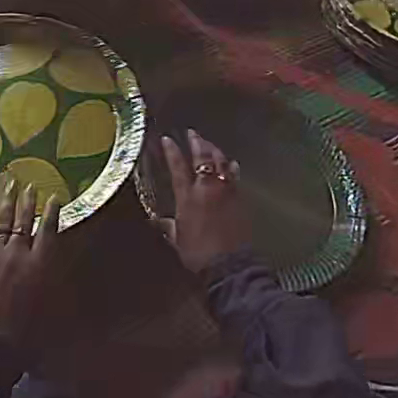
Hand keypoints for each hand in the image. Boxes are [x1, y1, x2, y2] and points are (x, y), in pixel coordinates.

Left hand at [0, 180, 61, 346]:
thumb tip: (66, 268)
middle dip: (29, 202)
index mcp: (41, 263)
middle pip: (26, 221)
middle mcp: (19, 252)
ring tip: (10, 185)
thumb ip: (59, 283)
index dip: (53, 212)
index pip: (49, 229)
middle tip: (31, 185)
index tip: (54, 197)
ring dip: (7, 203)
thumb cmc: (26, 336)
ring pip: (2, 222)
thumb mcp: (53, 308)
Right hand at [156, 130, 245, 271]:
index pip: (178, 166)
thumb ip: (168, 226)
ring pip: (221, 162)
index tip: (168, 139)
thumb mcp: (177, 239)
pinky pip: (234, 176)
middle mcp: (207, 188)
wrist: (229, 264)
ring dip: (214, 150)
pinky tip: (231, 163)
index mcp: (188, 196)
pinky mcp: (239, 198)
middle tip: (193, 133)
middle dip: (197, 142)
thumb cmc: (198, 253)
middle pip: (202, 157)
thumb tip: (157, 221)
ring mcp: (225, 190)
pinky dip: (231, 167)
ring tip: (209, 144)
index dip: (172, 151)